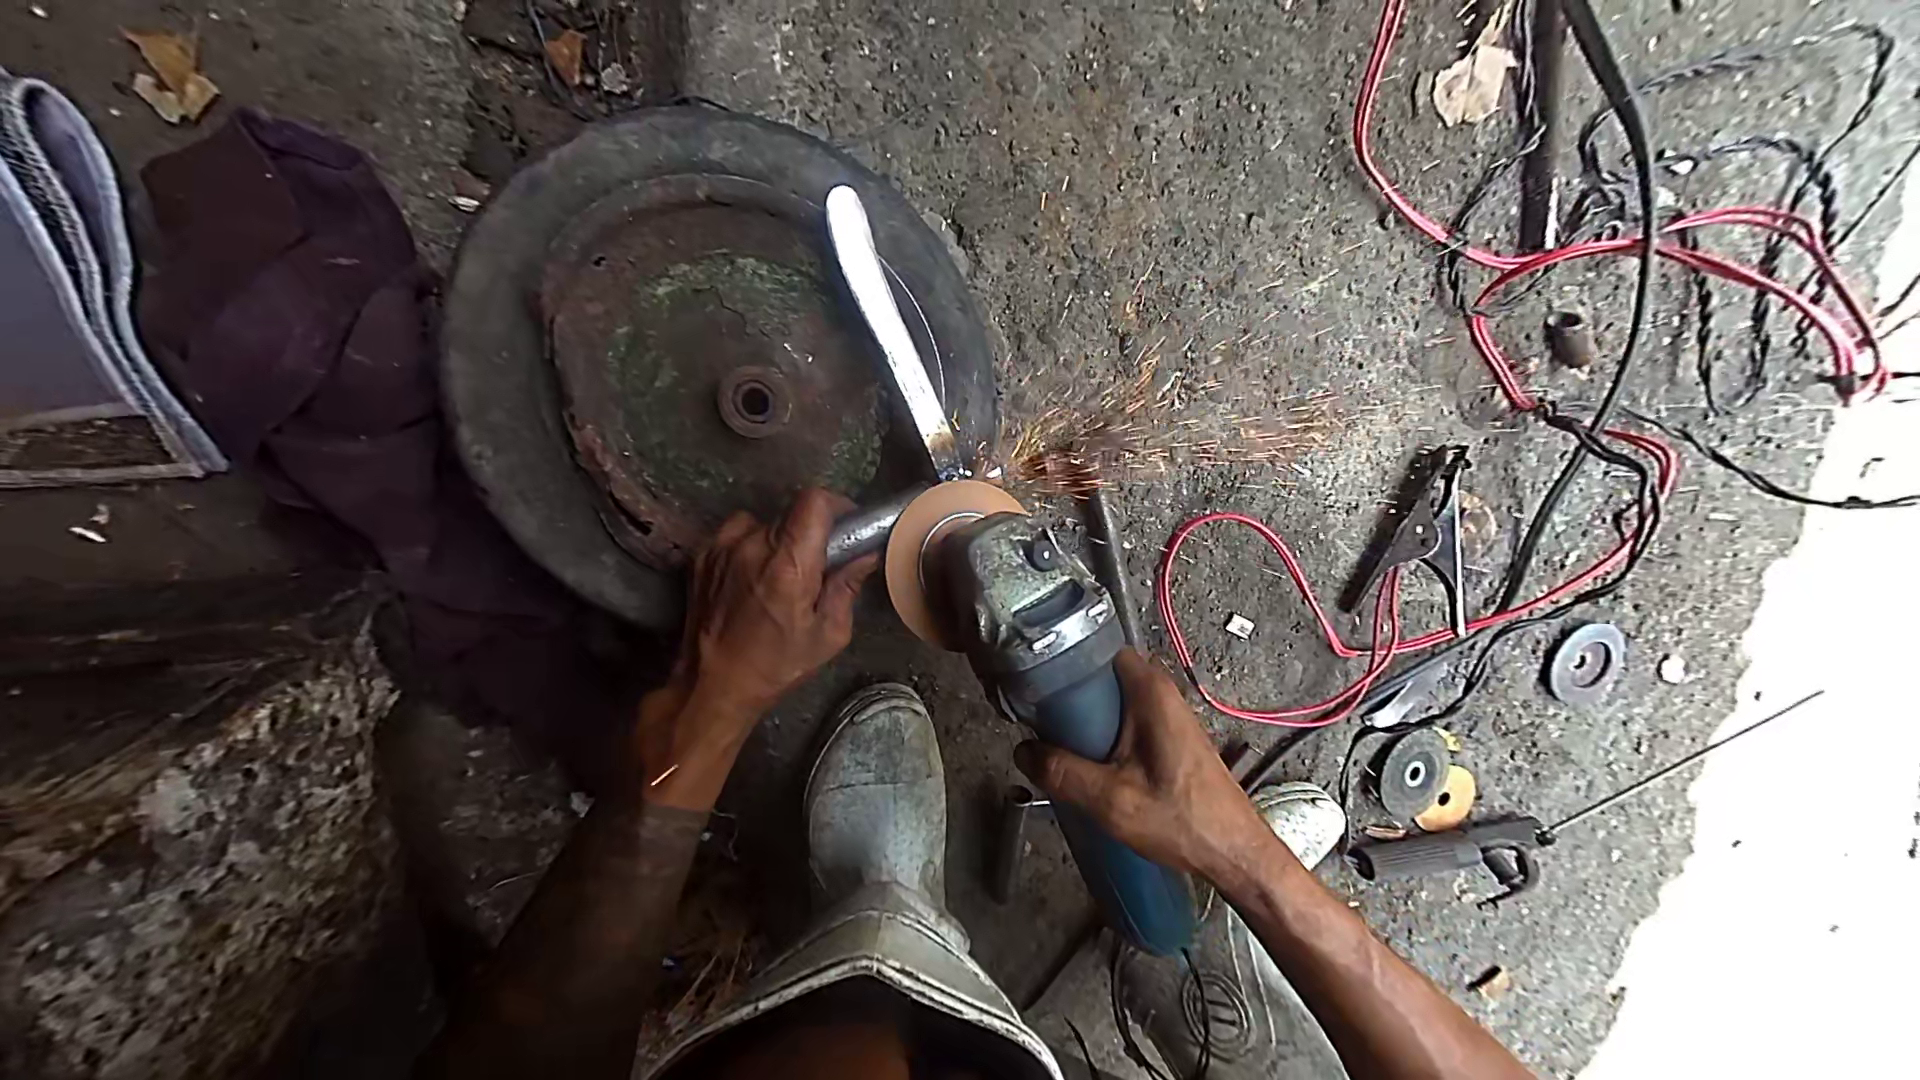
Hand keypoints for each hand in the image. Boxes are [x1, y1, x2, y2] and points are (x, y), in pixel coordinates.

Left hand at [634, 488, 878, 808]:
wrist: (712, 684)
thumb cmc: (775, 665)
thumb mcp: (829, 634)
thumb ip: (848, 586)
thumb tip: (866, 554)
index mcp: (787, 566)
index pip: (813, 501)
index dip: (836, 505)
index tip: (845, 525)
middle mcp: (751, 546)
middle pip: (793, 513)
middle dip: (812, 532)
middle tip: (818, 564)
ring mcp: (722, 547)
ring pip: (766, 521)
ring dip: (781, 539)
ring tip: (782, 573)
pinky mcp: (703, 554)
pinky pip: (738, 532)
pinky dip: (753, 546)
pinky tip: (755, 576)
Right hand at [1014, 648, 1280, 881]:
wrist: (1234, 855)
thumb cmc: (1184, 821)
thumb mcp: (1111, 800)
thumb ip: (1062, 773)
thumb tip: (1023, 752)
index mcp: (1149, 691)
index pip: (1098, 648)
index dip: (1063, 660)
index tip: (1034, 680)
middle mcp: (1161, 693)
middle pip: (1101, 674)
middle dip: (1068, 693)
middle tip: (1039, 718)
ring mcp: (1166, 714)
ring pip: (1112, 699)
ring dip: (1084, 716)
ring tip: (1056, 741)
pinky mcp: (1167, 737)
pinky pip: (1124, 719)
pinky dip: (1102, 731)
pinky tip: (1087, 760)